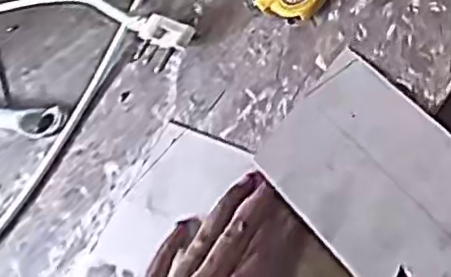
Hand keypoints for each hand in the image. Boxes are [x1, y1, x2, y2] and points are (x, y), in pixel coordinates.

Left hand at [143, 171, 307, 276]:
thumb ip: (257, 276)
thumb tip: (274, 268)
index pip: (258, 255)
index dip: (276, 227)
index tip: (289, 207)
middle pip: (232, 238)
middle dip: (253, 208)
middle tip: (269, 184)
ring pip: (202, 240)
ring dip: (223, 212)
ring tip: (239, 188)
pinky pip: (161, 262)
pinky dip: (174, 242)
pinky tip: (182, 226)